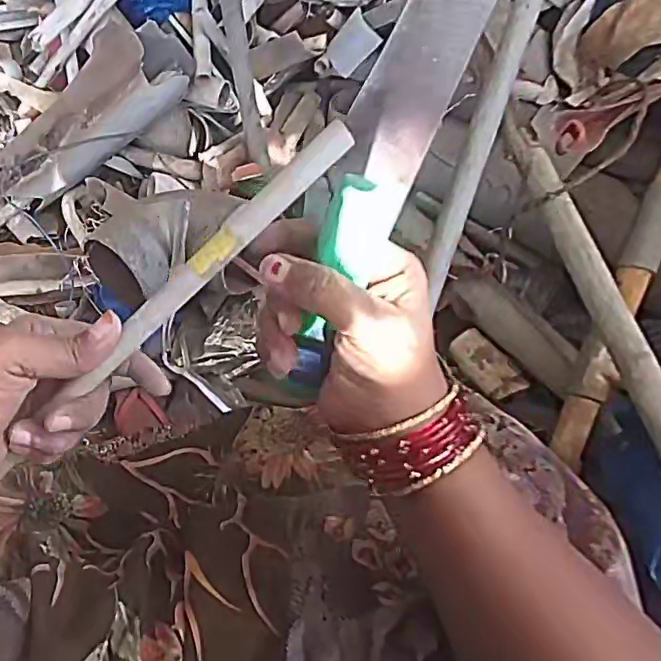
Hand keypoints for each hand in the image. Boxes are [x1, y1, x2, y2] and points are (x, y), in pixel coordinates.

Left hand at [0, 312, 159, 483]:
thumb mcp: (11, 358)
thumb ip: (68, 348)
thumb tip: (116, 325)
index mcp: (41, 338)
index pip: (100, 342)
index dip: (130, 361)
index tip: (156, 384)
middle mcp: (47, 367)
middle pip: (97, 384)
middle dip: (79, 406)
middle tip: (51, 417)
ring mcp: (43, 401)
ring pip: (85, 415)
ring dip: (60, 429)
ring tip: (26, 433)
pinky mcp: (38, 432)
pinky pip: (67, 439)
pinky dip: (49, 446)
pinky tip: (22, 444)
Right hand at [251, 220, 448, 434]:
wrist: (385, 429)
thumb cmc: (394, 373)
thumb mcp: (367, 323)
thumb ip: (323, 288)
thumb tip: (275, 265)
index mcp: (382, 264)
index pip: (335, 231)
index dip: (299, 236)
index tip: (266, 247)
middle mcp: (352, 277)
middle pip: (297, 261)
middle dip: (285, 294)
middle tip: (291, 321)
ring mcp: (326, 304)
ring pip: (279, 294)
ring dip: (277, 326)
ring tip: (292, 354)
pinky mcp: (306, 330)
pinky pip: (273, 321)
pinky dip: (275, 343)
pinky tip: (289, 363)